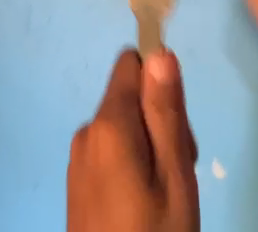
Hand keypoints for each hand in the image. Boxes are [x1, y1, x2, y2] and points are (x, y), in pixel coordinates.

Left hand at [67, 48, 198, 231]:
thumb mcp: (173, 174)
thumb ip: (166, 111)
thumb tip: (160, 52)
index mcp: (108, 123)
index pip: (133, 63)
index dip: (162, 85)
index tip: (177, 126)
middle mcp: (86, 132)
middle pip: (132, 97)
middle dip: (161, 122)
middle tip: (178, 171)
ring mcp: (79, 159)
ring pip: (125, 126)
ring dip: (151, 147)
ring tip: (165, 195)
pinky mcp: (78, 183)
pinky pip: (112, 152)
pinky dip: (134, 167)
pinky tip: (147, 205)